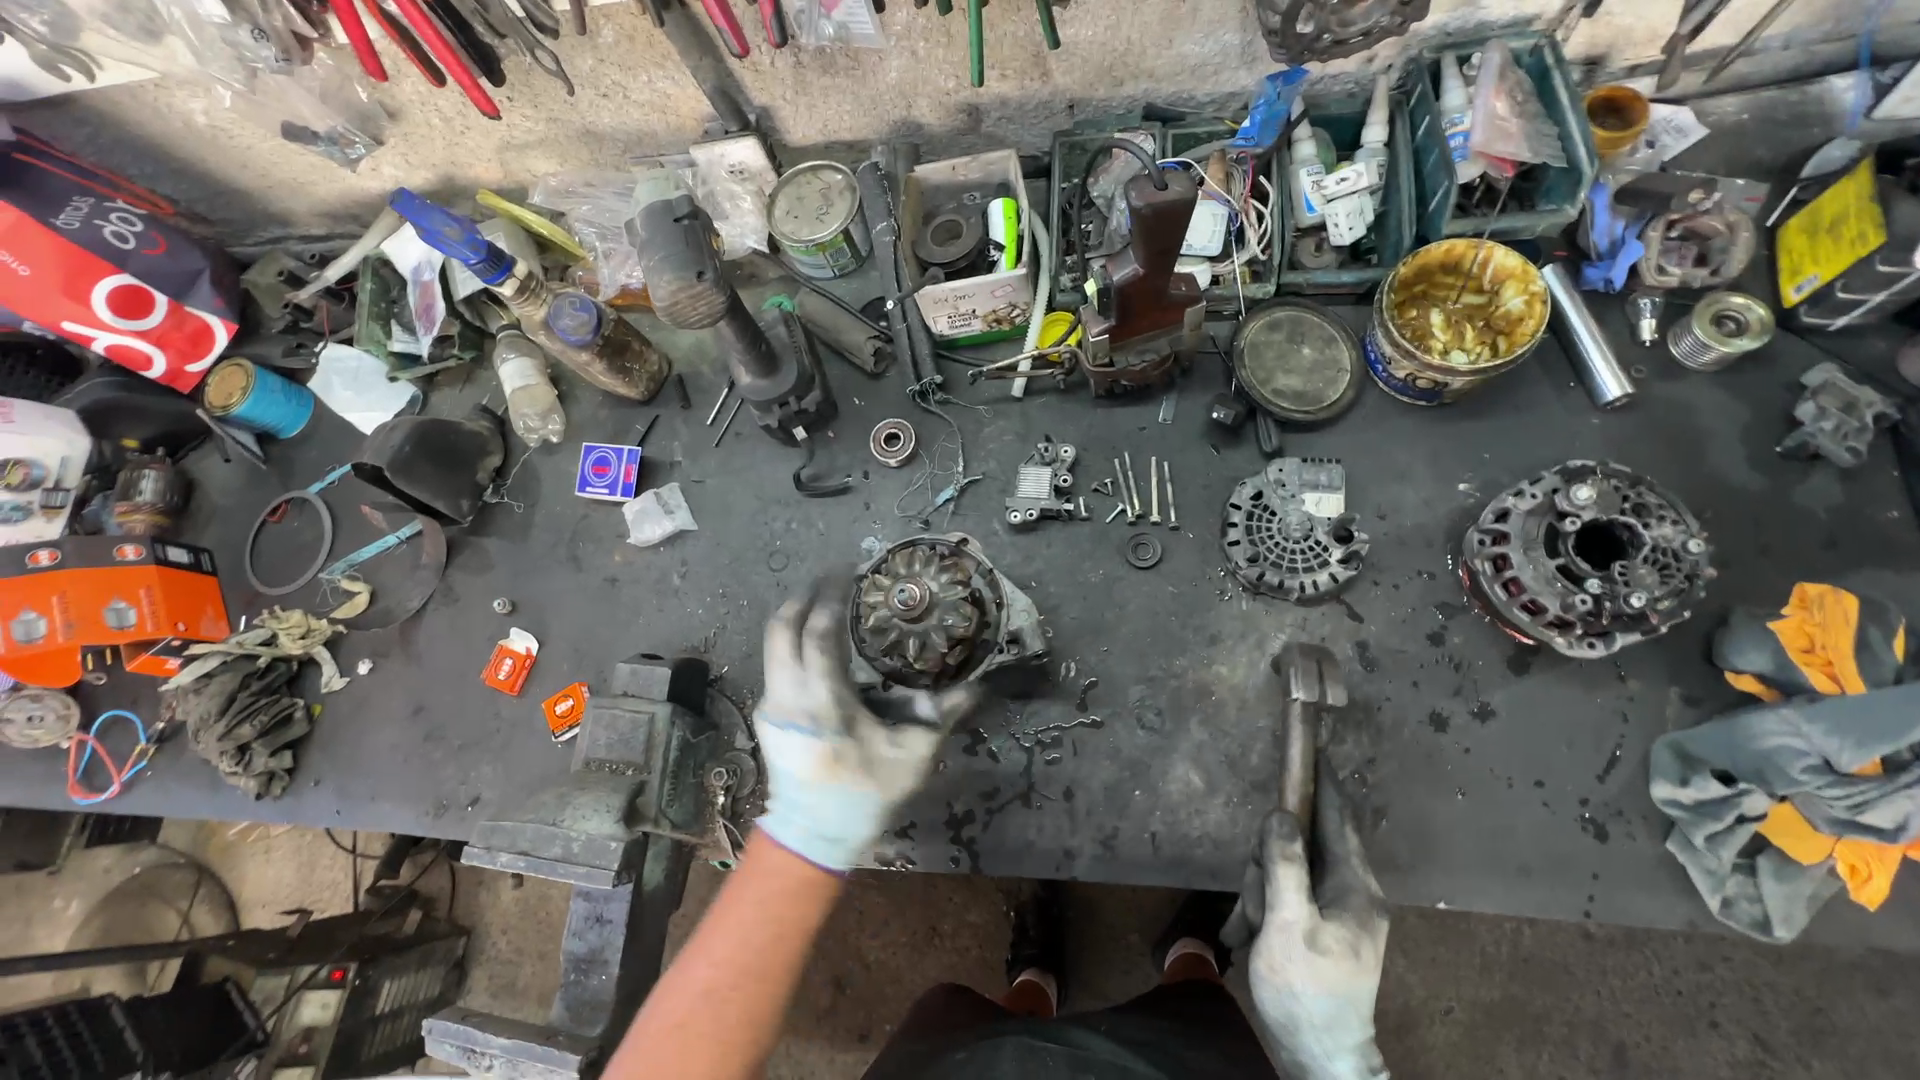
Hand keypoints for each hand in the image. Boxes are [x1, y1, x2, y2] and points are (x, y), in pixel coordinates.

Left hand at [753, 578, 980, 871]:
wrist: (811, 836)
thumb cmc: (864, 797)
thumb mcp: (910, 758)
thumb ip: (941, 717)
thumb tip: (978, 686)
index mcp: (822, 705)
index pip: (816, 635)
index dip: (830, 598)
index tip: (849, 572)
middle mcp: (787, 697)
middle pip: (781, 627)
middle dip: (804, 594)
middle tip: (833, 575)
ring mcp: (771, 705)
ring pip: (772, 643)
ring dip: (795, 613)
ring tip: (825, 596)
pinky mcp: (768, 713)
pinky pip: (775, 661)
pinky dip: (792, 638)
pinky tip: (817, 637)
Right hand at [1221, 759, 1390, 1079]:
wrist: (1320, 1057)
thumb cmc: (1307, 990)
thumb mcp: (1290, 925)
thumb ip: (1285, 865)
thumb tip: (1280, 814)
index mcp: (1355, 887)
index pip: (1338, 818)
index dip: (1322, 783)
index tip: (1310, 748)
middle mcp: (1352, 892)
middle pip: (1302, 843)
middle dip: (1269, 862)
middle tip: (1256, 898)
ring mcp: (1336, 911)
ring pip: (1287, 870)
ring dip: (1261, 891)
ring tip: (1252, 928)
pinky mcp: (1319, 927)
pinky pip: (1285, 896)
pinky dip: (1263, 908)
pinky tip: (1248, 935)